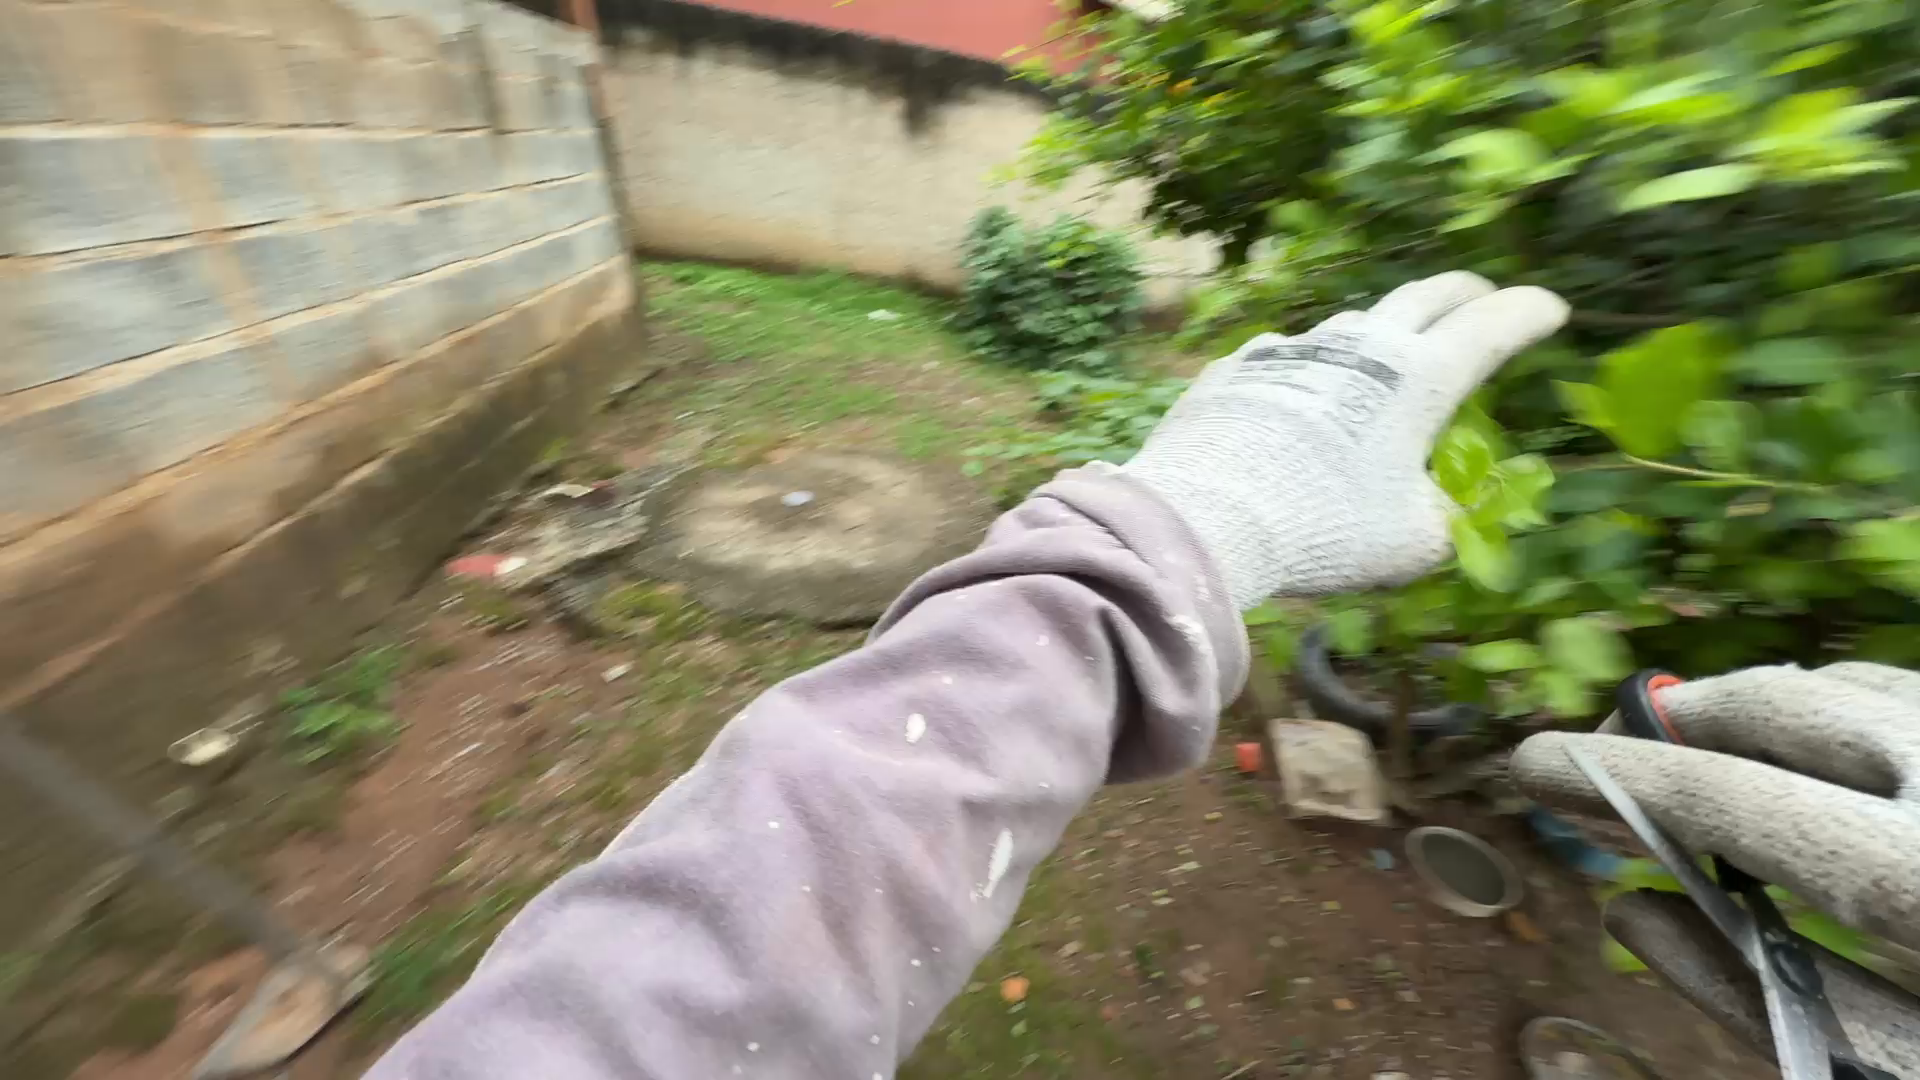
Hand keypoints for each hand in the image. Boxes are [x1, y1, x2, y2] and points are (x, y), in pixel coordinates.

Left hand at [1123, 272, 1567, 607]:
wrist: (1204, 518)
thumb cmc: (1321, 530)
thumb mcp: (1410, 539)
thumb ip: (1444, 514)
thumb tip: (1442, 502)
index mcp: (1418, 376)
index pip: (1494, 325)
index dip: (1529, 314)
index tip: (1549, 310)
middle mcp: (1354, 347)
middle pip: (1424, 295)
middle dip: (1463, 293)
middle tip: (1479, 297)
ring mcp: (1286, 351)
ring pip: (1345, 325)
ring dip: (1375, 333)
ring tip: (1382, 351)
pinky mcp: (1232, 370)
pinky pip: (1280, 357)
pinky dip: (1303, 368)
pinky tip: (1295, 388)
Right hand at [1513, 663, 1919, 1073]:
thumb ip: (1758, 993)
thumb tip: (1626, 908)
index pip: (1721, 796)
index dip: (1601, 772)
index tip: (1526, 764)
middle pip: (1778, 706)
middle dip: (1669, 725)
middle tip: (1613, 760)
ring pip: (1847, 686)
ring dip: (1748, 716)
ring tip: (1712, 761)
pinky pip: (1911, 694)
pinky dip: (1839, 714)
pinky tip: (1830, 768)